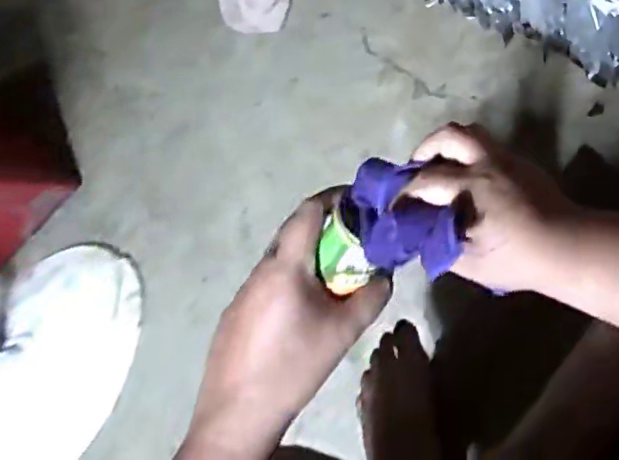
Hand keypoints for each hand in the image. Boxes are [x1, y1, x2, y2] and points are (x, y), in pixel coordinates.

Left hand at [179, 190, 390, 459]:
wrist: (234, 421)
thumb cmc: (292, 367)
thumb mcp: (345, 332)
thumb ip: (373, 296)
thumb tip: (386, 275)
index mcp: (285, 266)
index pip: (309, 209)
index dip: (334, 197)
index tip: (358, 201)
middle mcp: (259, 271)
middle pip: (294, 231)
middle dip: (325, 228)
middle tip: (353, 242)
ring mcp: (241, 295)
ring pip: (279, 259)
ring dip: (306, 257)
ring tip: (331, 278)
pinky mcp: (232, 317)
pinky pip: (266, 283)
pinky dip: (288, 281)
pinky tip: (300, 312)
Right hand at [401, 123, 576, 292]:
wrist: (566, 244)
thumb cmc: (517, 257)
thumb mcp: (470, 262)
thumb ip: (438, 244)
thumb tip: (417, 234)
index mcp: (473, 185)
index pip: (426, 180)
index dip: (403, 193)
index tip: (393, 208)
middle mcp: (488, 162)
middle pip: (449, 134)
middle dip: (424, 149)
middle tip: (414, 171)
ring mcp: (507, 157)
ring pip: (471, 132)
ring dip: (448, 144)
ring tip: (438, 168)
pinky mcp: (521, 161)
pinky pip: (487, 145)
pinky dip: (468, 153)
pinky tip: (467, 178)